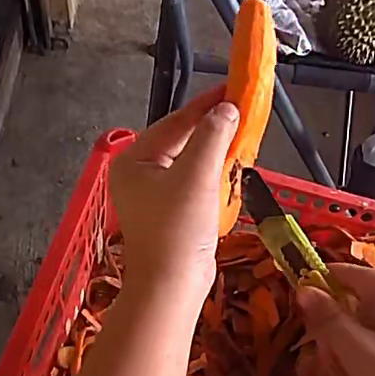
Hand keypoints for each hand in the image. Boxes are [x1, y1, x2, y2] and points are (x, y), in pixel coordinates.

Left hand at [110, 90, 238, 294]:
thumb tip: (226, 109)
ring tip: (240, 136)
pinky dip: (211, 174)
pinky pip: (191, 183)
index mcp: (133, 161)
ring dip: (214, 151)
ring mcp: (152, 196)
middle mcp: (137, 175)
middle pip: (179, 140)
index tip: (233, 89)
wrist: (172, 287)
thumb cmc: (177, 231)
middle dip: (211, 128)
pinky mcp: (168, 214)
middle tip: (241, 112)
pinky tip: (230, 169)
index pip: (174, 123)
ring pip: (188, 162)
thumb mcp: (197, 176)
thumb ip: (212, 136)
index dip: (206, 105)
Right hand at [294, 264, 374, 375]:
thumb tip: (303, 289)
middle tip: (330, 365)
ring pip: (357, 331)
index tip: (298, 298)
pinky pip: (370, 348)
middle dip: (335, 336)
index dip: (324, 281)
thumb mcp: (358, 353)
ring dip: (343, 357)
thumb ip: (328, 320)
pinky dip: (358, 367)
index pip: (356, 274)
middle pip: (354, 306)